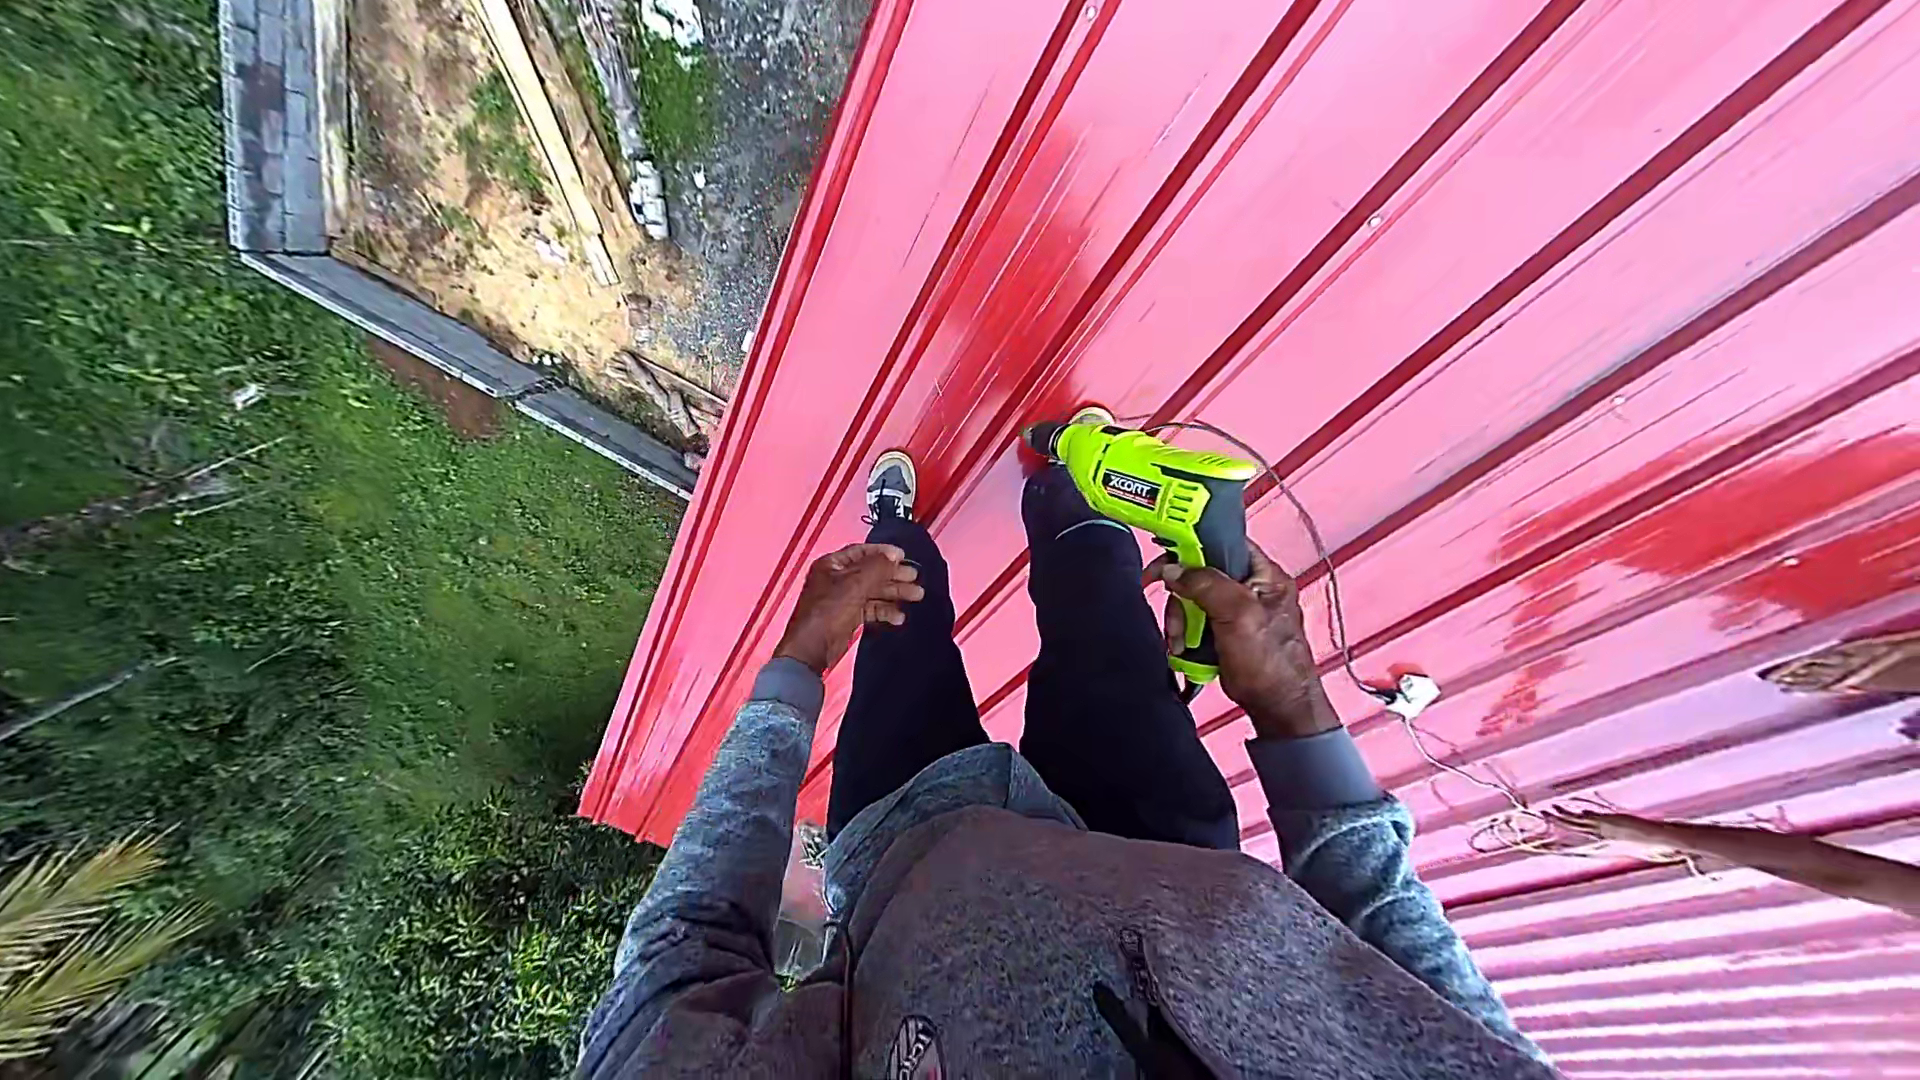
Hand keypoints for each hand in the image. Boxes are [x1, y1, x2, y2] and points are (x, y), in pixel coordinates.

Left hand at [774, 543, 924, 673]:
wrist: (812, 649)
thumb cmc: (825, 614)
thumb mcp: (854, 584)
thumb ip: (877, 567)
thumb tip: (894, 556)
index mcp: (832, 565)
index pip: (862, 551)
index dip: (883, 553)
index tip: (903, 556)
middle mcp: (837, 579)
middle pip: (871, 572)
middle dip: (893, 575)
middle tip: (913, 577)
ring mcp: (842, 598)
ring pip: (873, 591)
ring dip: (894, 593)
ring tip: (915, 595)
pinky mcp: (848, 616)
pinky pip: (871, 609)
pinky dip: (885, 611)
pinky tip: (898, 616)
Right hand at [1144, 542, 1340, 738]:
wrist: (1277, 709)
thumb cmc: (1270, 664)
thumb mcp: (1237, 614)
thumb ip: (1205, 583)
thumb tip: (1172, 569)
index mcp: (1264, 574)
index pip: (1224, 541)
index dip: (1194, 544)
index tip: (1167, 556)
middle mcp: (1251, 588)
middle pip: (1200, 573)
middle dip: (1181, 595)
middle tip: (1175, 615)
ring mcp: (1237, 611)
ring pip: (1192, 598)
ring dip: (1180, 619)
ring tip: (1180, 641)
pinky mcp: (1225, 631)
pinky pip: (1194, 620)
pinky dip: (1183, 633)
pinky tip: (1183, 647)